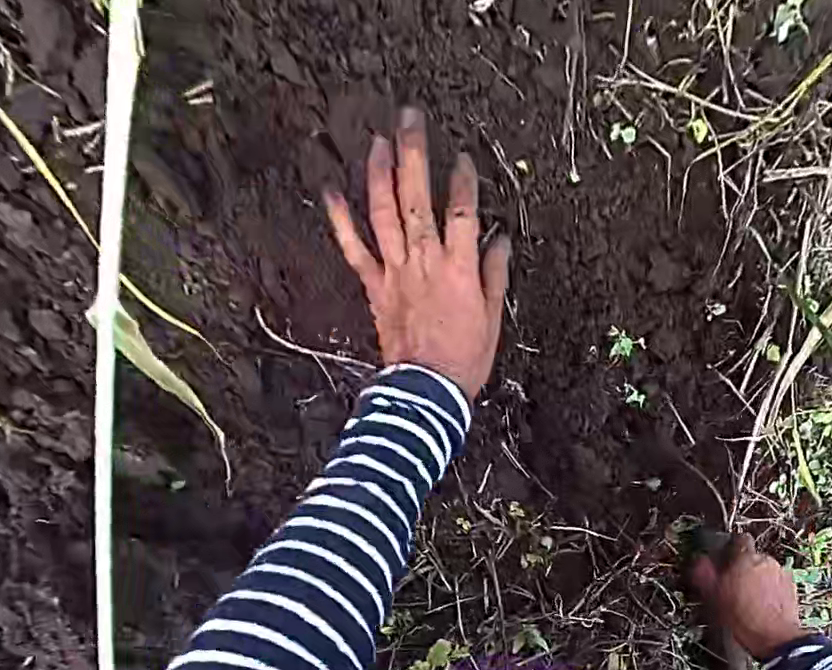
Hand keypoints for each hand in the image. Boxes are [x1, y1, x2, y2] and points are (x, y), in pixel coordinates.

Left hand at [324, 107, 512, 398]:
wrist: (428, 390)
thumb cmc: (466, 359)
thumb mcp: (493, 320)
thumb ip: (494, 277)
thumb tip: (500, 242)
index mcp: (459, 269)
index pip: (462, 212)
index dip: (463, 181)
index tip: (464, 159)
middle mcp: (424, 261)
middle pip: (416, 197)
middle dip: (415, 154)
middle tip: (411, 117)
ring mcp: (396, 272)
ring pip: (383, 213)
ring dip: (379, 173)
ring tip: (378, 141)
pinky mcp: (375, 288)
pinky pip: (355, 250)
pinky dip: (341, 220)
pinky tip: (332, 192)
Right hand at [689, 534, 807, 660]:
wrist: (775, 637)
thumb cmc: (744, 618)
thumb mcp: (714, 597)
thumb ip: (704, 573)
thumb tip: (698, 561)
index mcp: (744, 558)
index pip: (738, 539)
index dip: (730, 548)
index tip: (724, 559)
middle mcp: (765, 560)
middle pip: (751, 556)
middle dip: (741, 567)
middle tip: (730, 585)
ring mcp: (780, 573)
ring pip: (764, 569)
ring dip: (756, 578)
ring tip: (746, 599)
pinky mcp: (791, 587)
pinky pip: (776, 581)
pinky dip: (769, 589)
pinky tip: (760, 605)